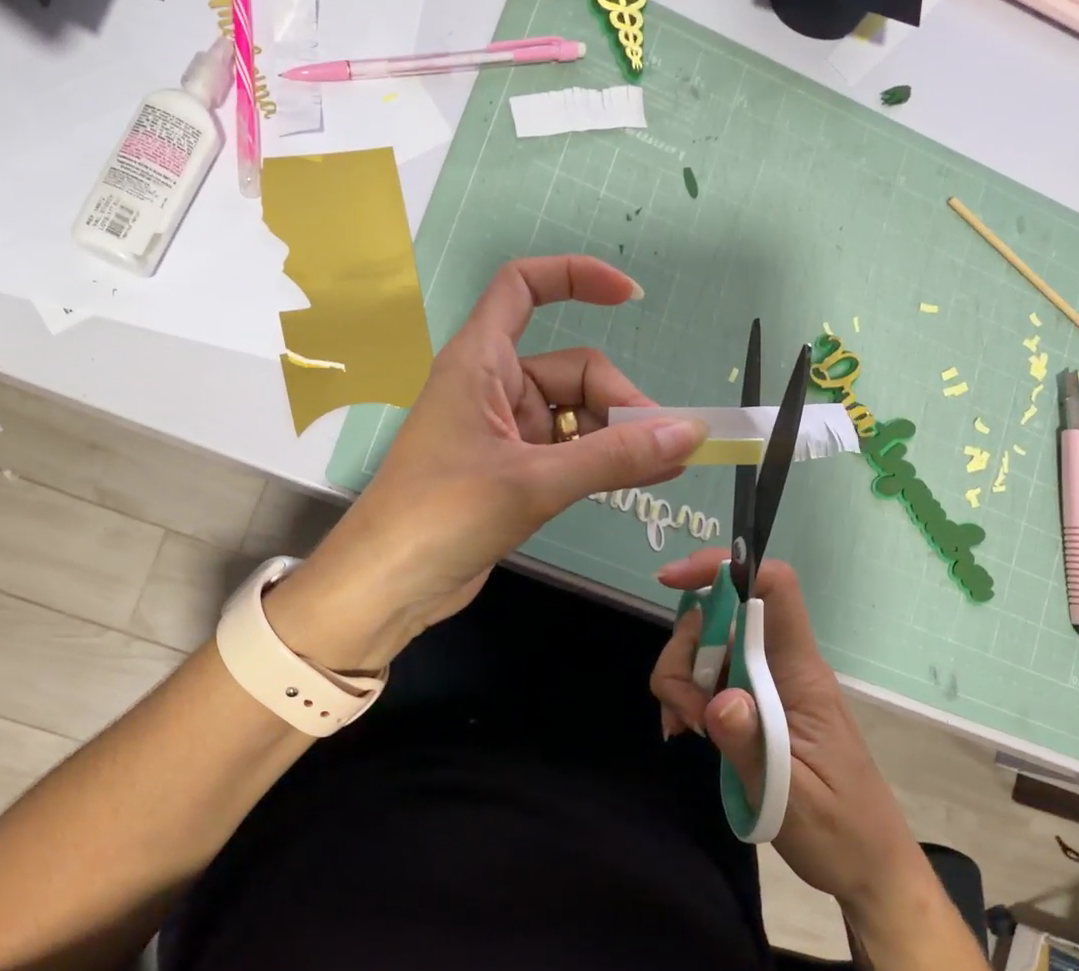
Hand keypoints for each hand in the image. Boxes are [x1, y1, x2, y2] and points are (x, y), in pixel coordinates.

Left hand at [268, 256, 706, 671]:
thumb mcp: (533, 482)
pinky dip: (600, 463)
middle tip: (664, 447)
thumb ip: (614, 457)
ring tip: (667, 467)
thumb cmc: (442, 516)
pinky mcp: (508, 475)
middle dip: (618, 403)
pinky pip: (565, 454)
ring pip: (573, 417)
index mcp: (478, 362)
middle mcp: (490, 388)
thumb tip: (690, 432)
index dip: (574, 277)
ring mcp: (500, 434)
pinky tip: (643, 479)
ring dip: (617, 438)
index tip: (630, 296)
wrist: (388, 584)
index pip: (522, 287)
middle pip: (571, 370)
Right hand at [651, 548, 924, 910]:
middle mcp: (783, 667)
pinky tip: (687, 733)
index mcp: (801, 675)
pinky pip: (707, 679)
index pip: (773, 589)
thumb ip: (752, 746)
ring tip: (688, 732)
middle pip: (720, 618)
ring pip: (706, 648)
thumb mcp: (792, 798)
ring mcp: (767, 685)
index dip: (724, 569)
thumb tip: (718, 699)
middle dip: (684, 652)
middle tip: (686, 714)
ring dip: (680, 680)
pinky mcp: (755, 706)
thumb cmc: (840, 834)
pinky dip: (685, 698)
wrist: (868, 867)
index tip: (672, 581)